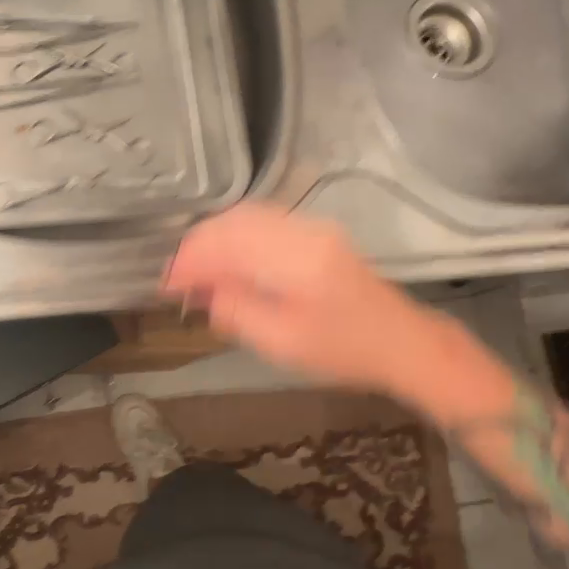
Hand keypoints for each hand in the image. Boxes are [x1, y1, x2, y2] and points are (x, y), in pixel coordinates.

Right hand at [162, 202, 512, 417]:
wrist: (402, 343)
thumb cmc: (344, 351)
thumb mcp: (282, 343)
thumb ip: (237, 312)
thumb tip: (201, 292)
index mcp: (295, 259)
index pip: (226, 243)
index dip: (189, 261)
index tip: (167, 286)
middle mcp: (303, 231)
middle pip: (233, 221)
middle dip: (197, 246)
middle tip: (176, 279)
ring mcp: (312, 228)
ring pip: (247, 216)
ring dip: (214, 239)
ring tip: (196, 271)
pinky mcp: (316, 234)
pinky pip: (263, 222)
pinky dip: (236, 237)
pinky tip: (227, 261)